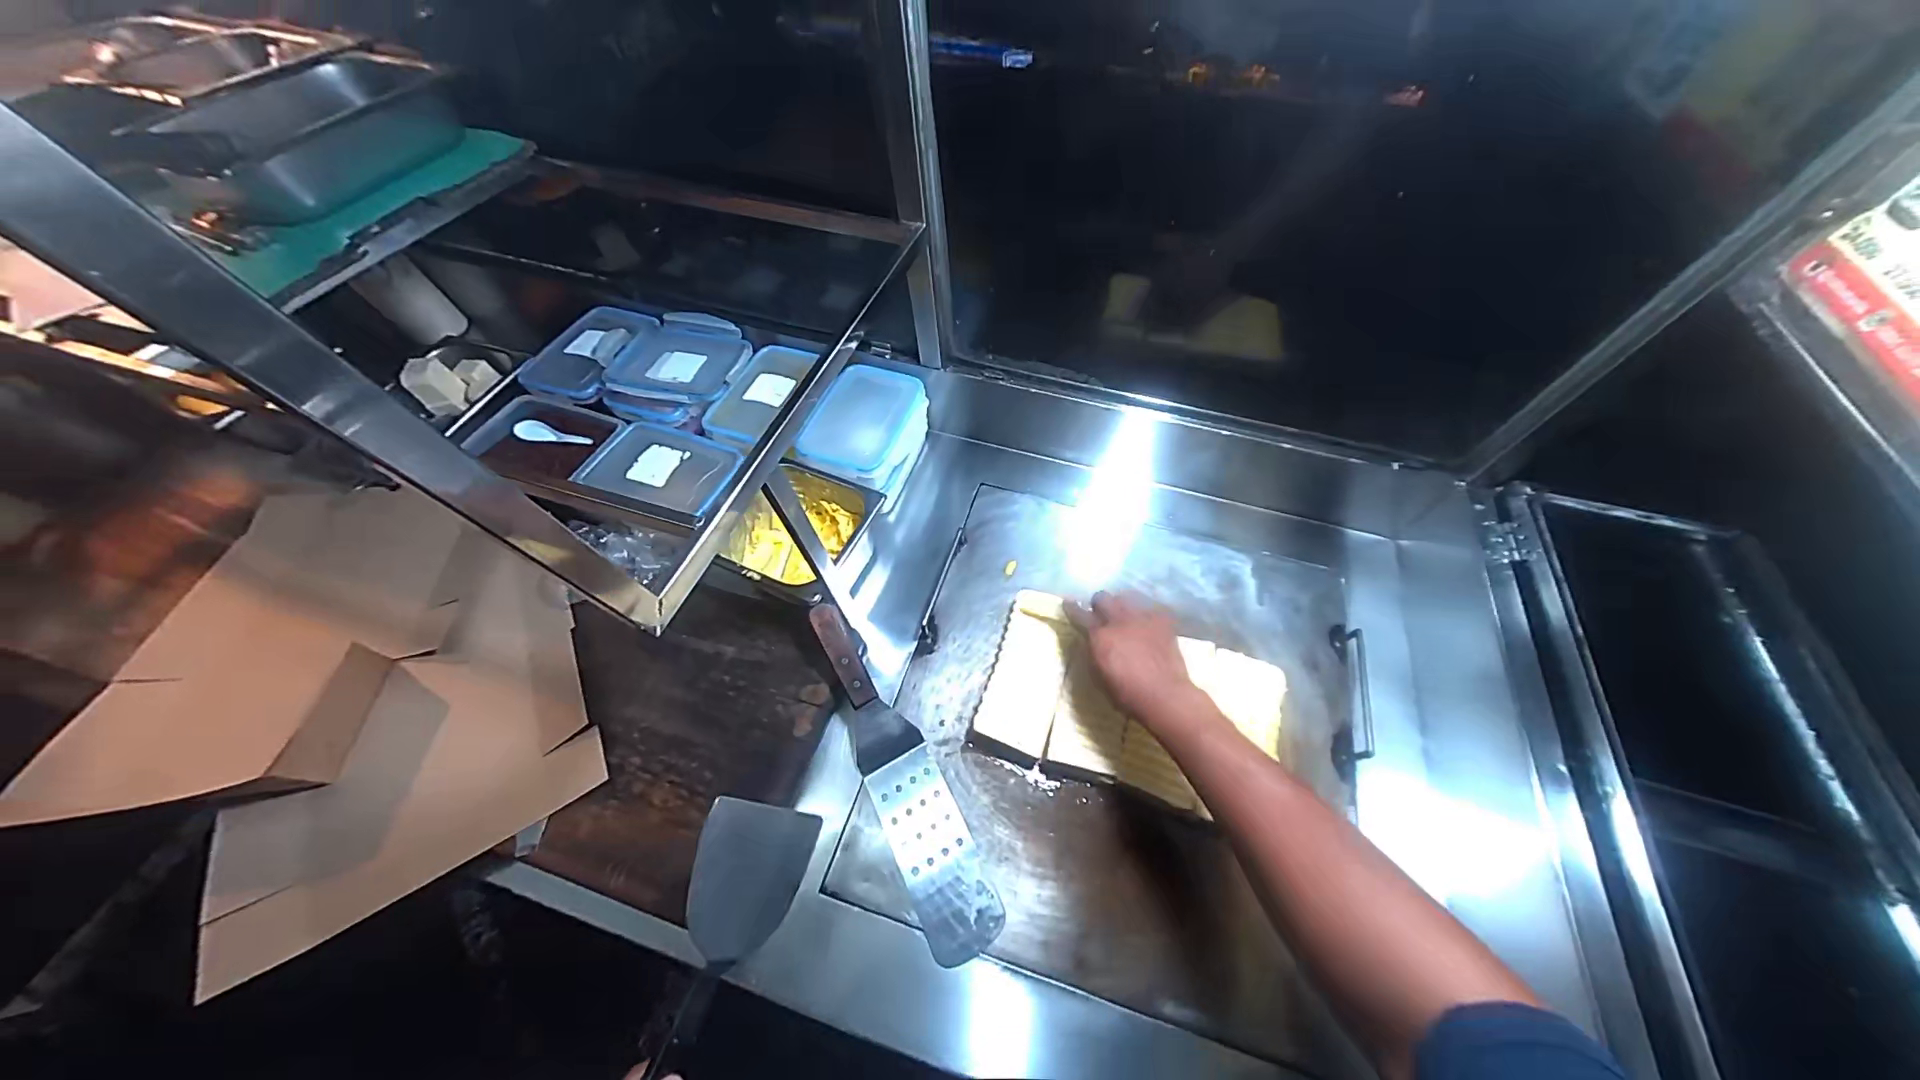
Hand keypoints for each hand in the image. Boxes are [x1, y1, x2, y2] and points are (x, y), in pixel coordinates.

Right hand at [1070, 591, 1217, 733]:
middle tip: (1102, 615)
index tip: (1068, 602)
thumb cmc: (1126, 693)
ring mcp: (1142, 617)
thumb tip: (1092, 640)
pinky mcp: (1162, 620)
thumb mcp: (1098, 675)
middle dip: (1099, 604)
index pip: (1079, 614)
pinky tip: (1148, 624)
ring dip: (1121, 605)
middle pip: (1102, 597)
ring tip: (1126, 616)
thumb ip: (1093, 651)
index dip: (1072, 608)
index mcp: (1099, 635)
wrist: (1164, 695)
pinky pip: (1150, 607)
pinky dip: (1145, 613)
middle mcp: (1118, 620)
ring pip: (1126, 597)